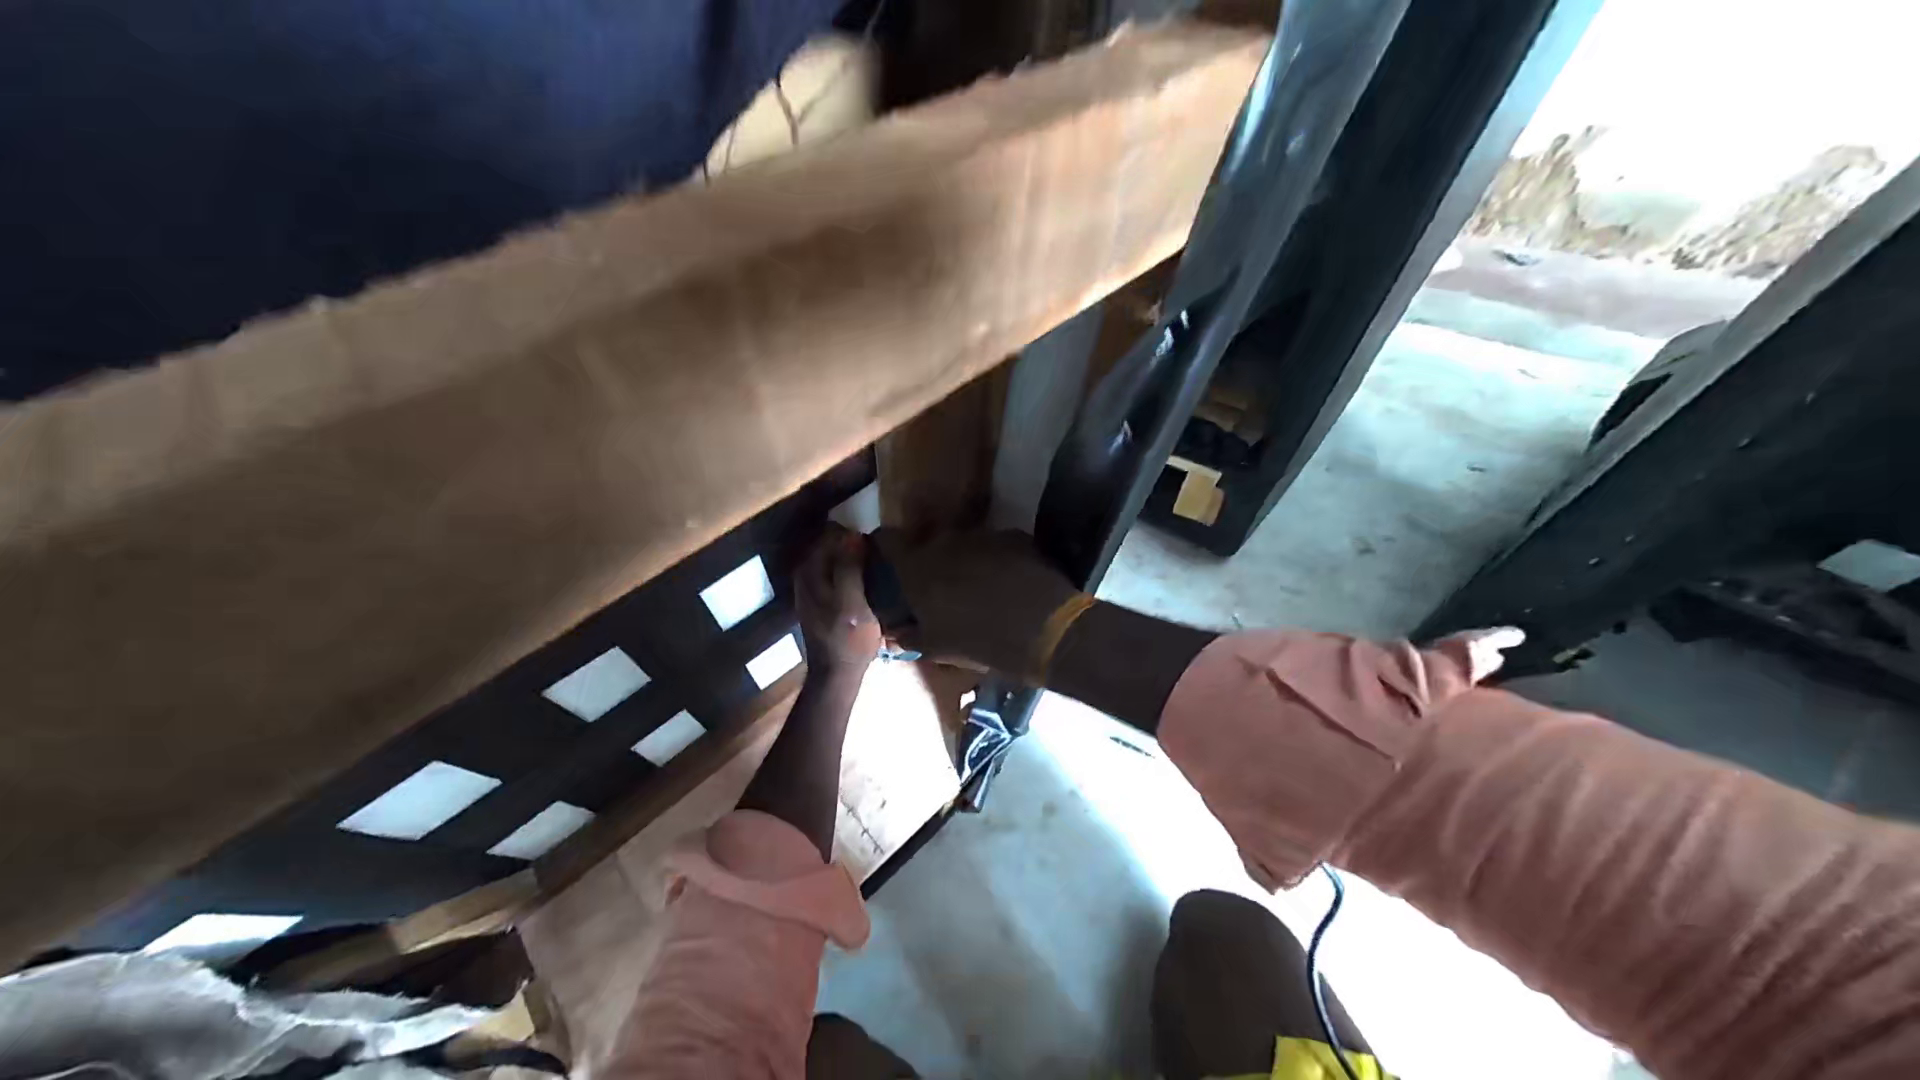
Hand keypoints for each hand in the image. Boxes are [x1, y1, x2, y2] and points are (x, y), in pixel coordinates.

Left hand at [796, 524, 882, 673]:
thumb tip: (853, 534)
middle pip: (831, 545)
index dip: (853, 535)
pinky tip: (868, 581)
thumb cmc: (848, 638)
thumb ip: (850, 567)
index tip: (876, 543)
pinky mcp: (821, 599)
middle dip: (853, 544)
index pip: (831, 534)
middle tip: (880, 552)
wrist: (836, 674)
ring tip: (878, 565)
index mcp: (809, 571)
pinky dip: (851, 572)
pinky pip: (837, 574)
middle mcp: (805, 574)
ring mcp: (812, 588)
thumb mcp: (853, 602)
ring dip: (854, 558)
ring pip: (834, 559)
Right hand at [872, 528, 1079, 675]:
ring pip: (964, 543)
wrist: (1043, 629)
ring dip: (966, 559)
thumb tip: (896, 634)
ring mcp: (982, 535)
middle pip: (929, 543)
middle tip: (941, 586)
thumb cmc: (980, 641)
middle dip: (932, 560)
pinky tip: (1010, 581)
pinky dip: (997, 559)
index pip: (888, 541)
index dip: (885, 546)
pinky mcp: (1014, 536)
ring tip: (980, 586)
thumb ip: (911, 637)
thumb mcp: (939, 647)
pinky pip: (996, 545)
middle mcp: (944, 542)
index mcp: (917, 569)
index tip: (888, 558)